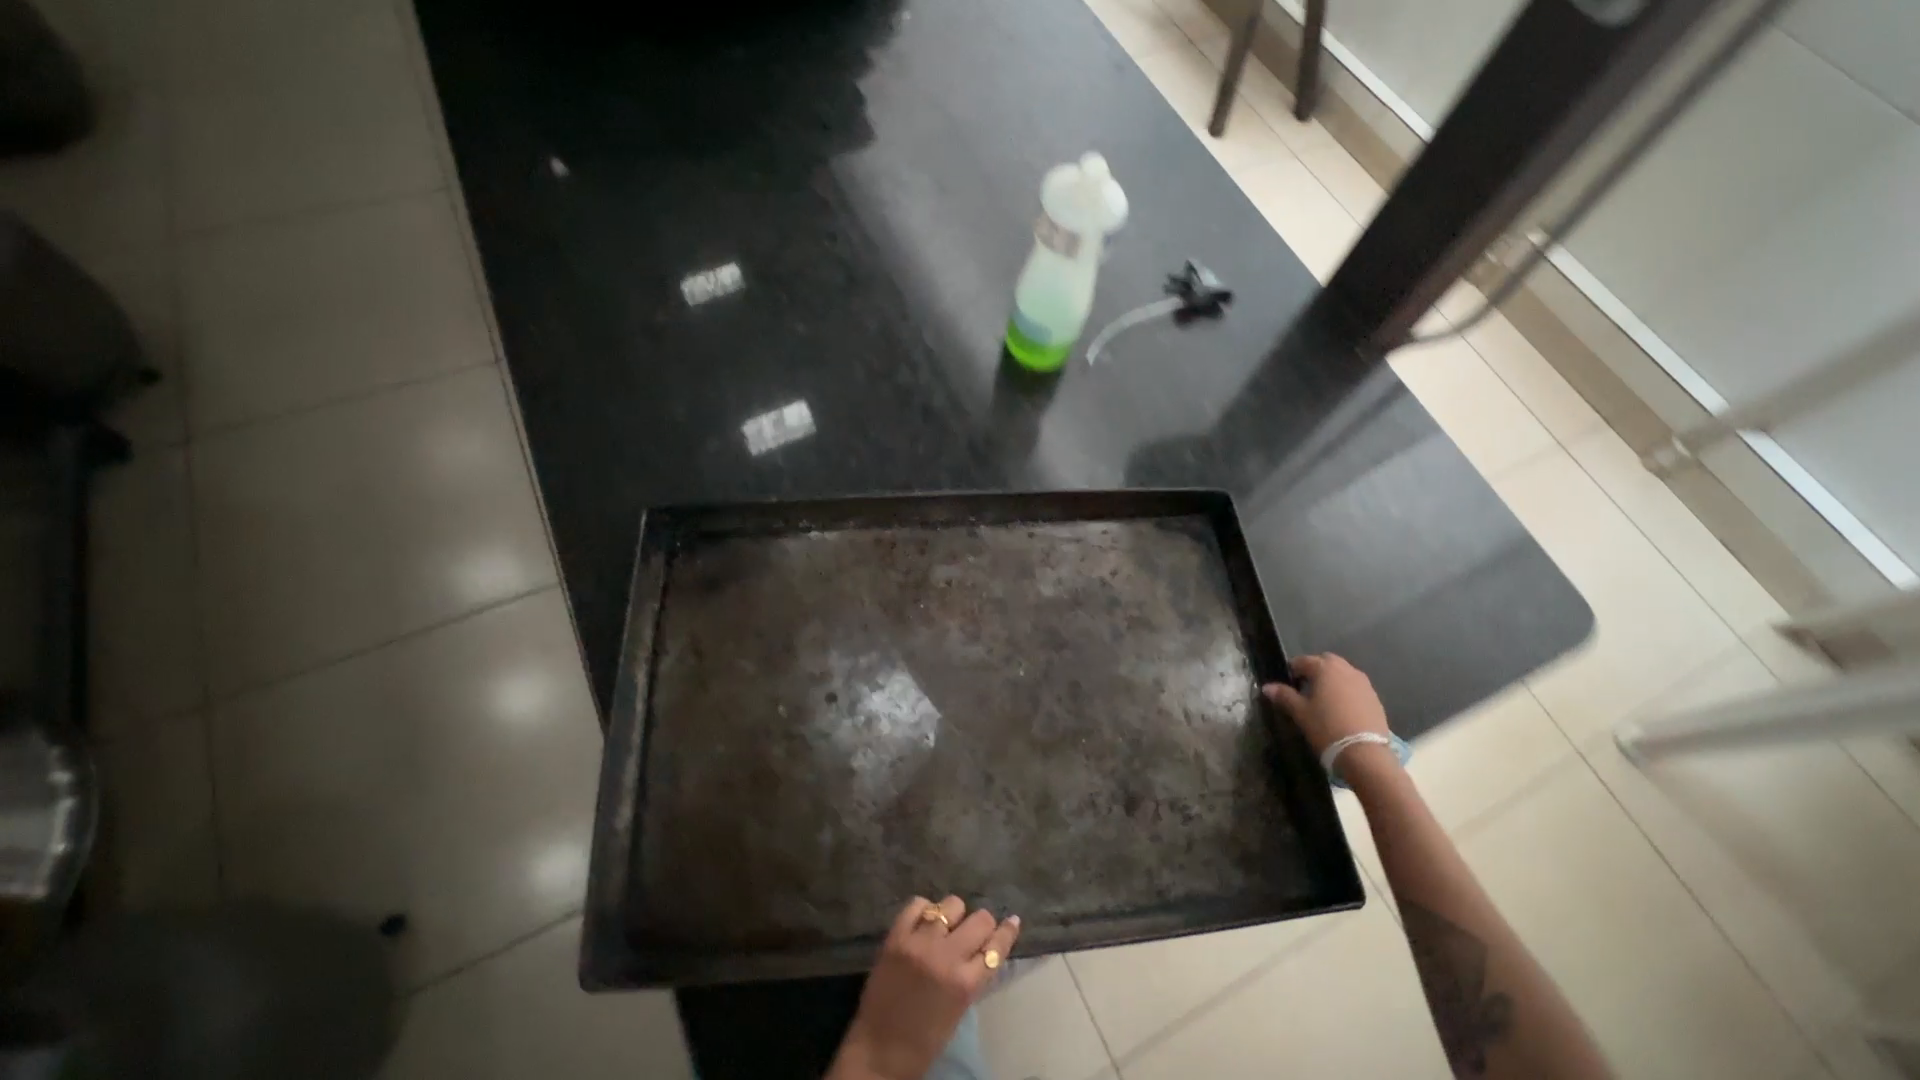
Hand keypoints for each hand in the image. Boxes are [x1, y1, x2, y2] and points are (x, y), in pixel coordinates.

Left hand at [829, 895, 1021, 1079]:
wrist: (879, 1049)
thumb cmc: (925, 1038)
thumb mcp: (960, 1007)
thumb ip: (974, 976)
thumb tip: (987, 948)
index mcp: (966, 983)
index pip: (997, 946)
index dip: (1008, 931)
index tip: (1012, 920)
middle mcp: (946, 957)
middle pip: (980, 919)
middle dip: (982, 924)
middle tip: (974, 933)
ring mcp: (919, 943)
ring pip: (951, 905)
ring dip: (955, 915)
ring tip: (947, 927)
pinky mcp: (895, 937)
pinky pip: (917, 904)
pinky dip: (925, 909)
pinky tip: (924, 921)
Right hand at [1262, 652, 1389, 756]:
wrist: (1364, 752)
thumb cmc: (1326, 727)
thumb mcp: (1300, 712)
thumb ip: (1284, 696)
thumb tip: (1267, 687)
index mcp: (1325, 668)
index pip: (1303, 661)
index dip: (1292, 670)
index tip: (1287, 684)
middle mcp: (1346, 669)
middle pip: (1326, 662)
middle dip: (1315, 670)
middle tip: (1305, 688)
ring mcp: (1364, 683)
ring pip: (1343, 673)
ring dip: (1332, 680)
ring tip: (1324, 700)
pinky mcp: (1375, 698)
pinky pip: (1356, 687)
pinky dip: (1346, 691)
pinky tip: (1341, 710)